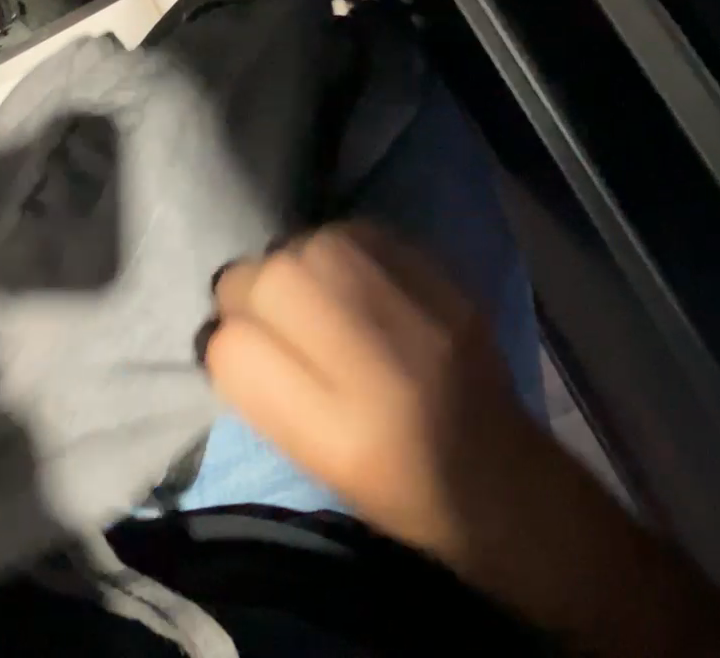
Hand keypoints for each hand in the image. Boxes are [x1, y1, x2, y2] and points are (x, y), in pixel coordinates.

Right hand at [204, 223, 530, 570]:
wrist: (498, 472)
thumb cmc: (393, 486)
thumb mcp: (310, 459)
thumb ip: (258, 388)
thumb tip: (224, 325)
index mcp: (339, 434)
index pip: (235, 349)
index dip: (220, 341)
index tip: (234, 348)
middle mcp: (382, 368)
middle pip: (272, 280)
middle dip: (247, 289)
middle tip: (261, 310)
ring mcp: (422, 316)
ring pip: (312, 245)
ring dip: (290, 262)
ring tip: (302, 289)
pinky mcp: (447, 283)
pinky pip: (361, 234)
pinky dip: (335, 247)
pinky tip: (341, 274)